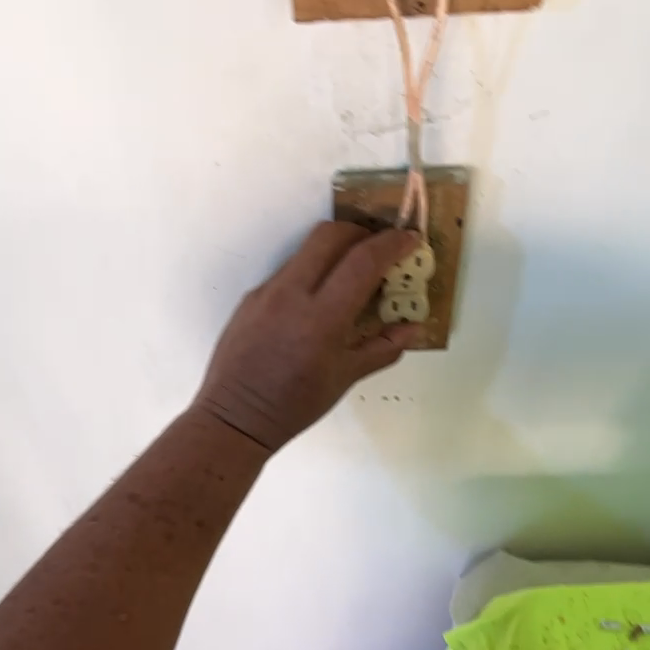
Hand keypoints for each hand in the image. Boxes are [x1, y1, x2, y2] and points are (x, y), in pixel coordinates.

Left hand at [192, 222, 422, 451]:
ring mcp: (266, 292)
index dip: (391, 244)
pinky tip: (318, 301)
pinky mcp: (251, 298)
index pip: (362, 262)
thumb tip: (413, 328)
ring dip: (334, 252)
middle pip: (329, 235)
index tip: (410, 239)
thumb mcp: (346, 378)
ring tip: (351, 275)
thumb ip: (383, 347)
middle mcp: (290, 295)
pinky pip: (287, 272)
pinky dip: (311, 274)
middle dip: (360, 232)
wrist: (235, 417)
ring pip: (305, 251)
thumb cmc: (295, 404)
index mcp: (320, 318)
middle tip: (379, 249)